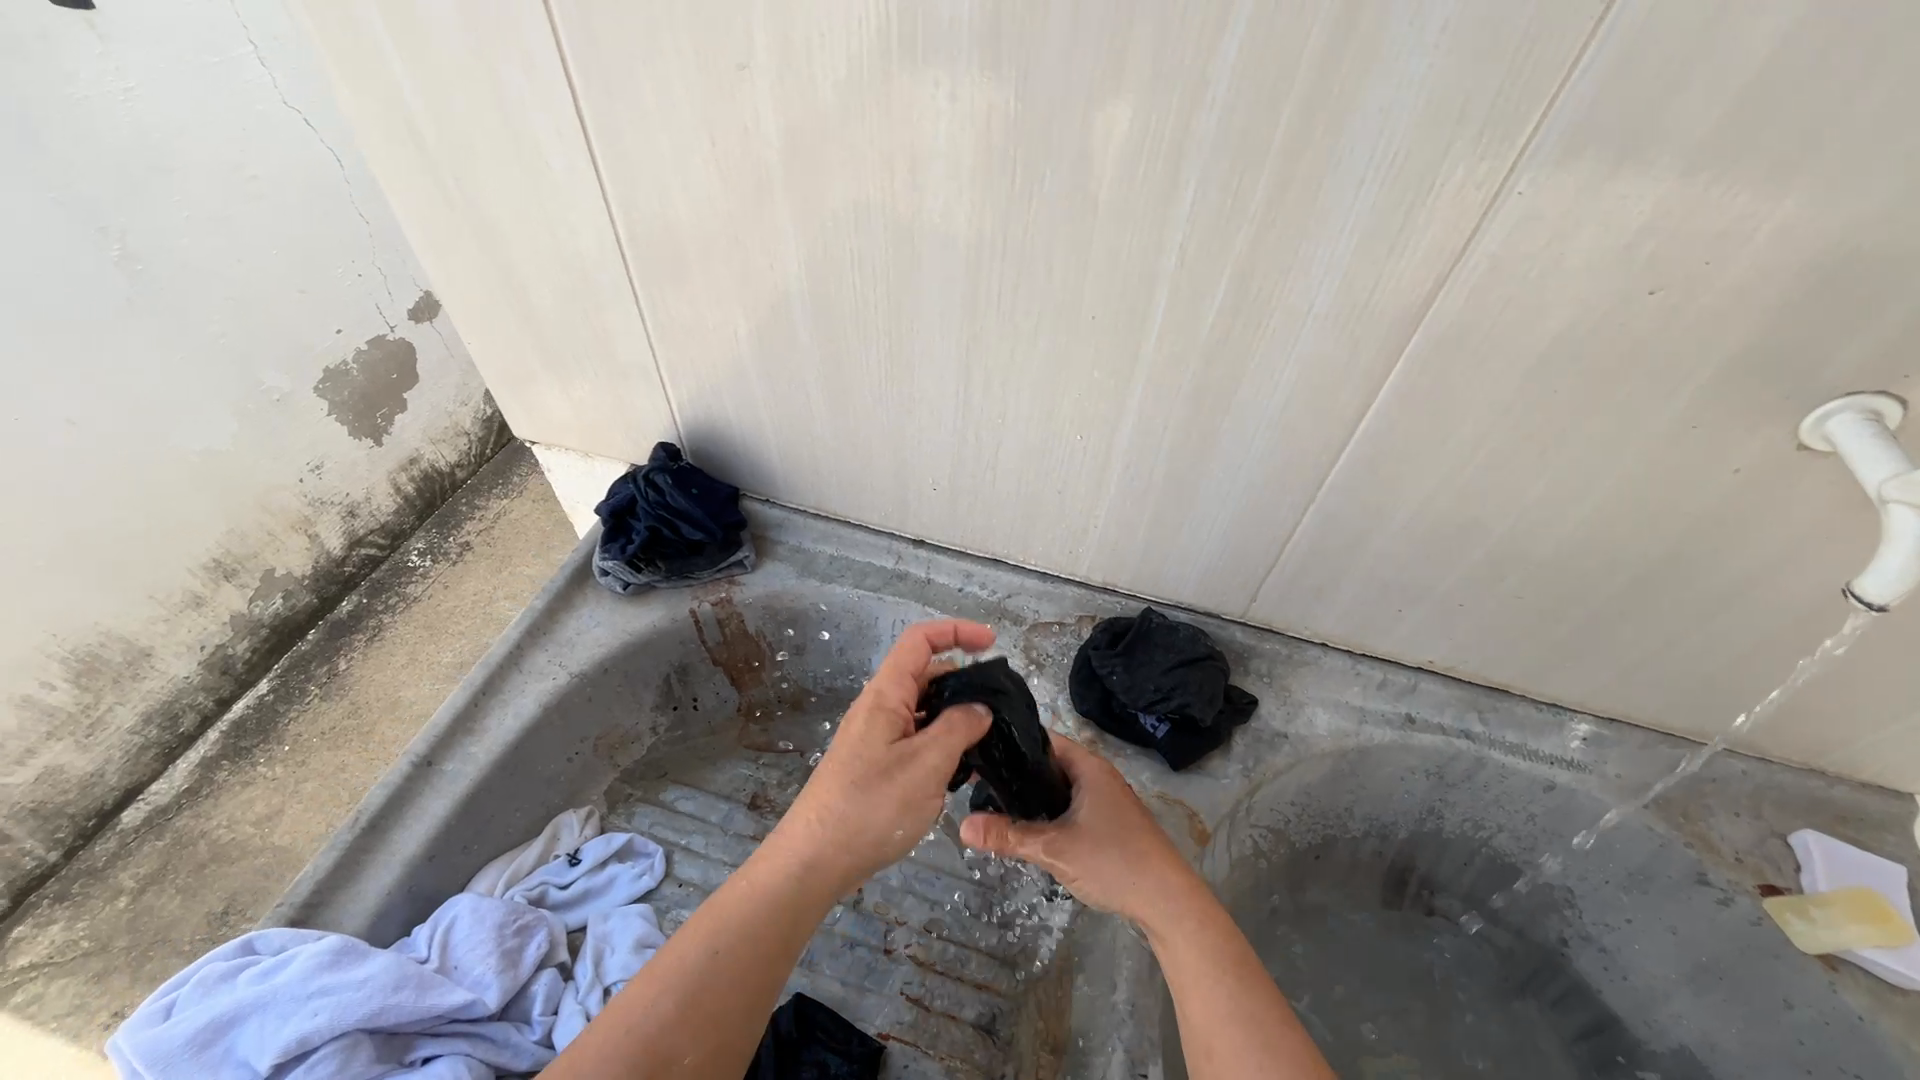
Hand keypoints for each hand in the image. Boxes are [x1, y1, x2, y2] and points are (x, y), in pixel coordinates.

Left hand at [768, 619, 994, 896]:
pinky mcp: (876, 765)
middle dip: (965, 681)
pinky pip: (916, 740)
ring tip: (989, 743)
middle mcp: (879, 708)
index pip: (920, 640)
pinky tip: (962, 772)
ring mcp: (876, 738)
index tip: (993, 643)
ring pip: (924, 712)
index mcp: (886, 695)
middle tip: (1001, 708)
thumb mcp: (926, 765)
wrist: (816, 860)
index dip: (956, 631)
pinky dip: (942, 746)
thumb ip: (958, 728)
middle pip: (925, 675)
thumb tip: (980, 708)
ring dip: (956, 719)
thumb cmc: (871, 807)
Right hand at [960, 734, 1202, 928]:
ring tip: (993, 804)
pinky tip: (1027, 828)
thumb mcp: (1054, 848)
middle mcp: (1098, 776)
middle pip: (1049, 763)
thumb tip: (962, 827)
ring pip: (1059, 789)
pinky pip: (1070, 807)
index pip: (1043, 738)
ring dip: (1032, 796)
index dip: (1011, 741)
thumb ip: (1008, 836)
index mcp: (1089, 767)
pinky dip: (1048, 813)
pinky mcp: (1108, 823)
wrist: (1168, 901)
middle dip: (1016, 773)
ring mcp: (1105, 800)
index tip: (979, 750)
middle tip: (977, 782)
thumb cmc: (1114, 862)